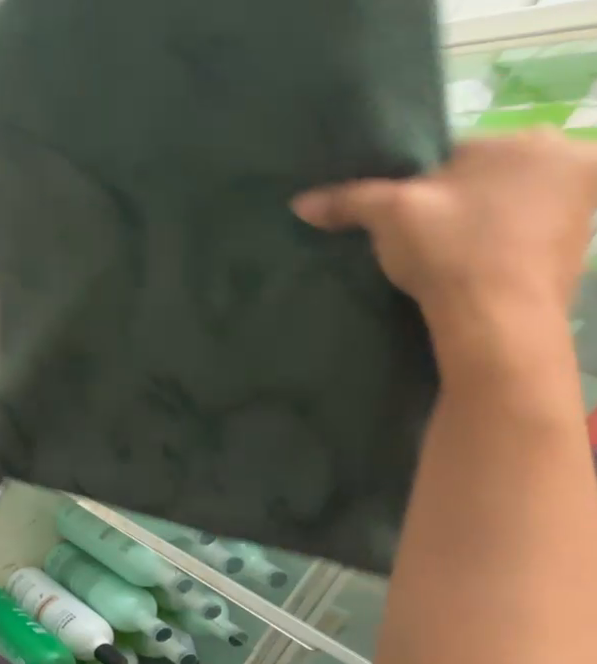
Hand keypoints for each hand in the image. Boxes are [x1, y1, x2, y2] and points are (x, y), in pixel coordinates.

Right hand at [293, 131, 596, 341]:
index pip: (449, 154)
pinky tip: (468, 262)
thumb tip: (301, 202)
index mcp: (527, 140)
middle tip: (412, 234)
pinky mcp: (578, 236)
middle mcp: (568, 156)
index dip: (410, 185)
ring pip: (500, 201)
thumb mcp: (388, 215)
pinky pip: (521, 227)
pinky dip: (493, 240)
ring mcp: (581, 198)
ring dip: (470, 220)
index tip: (390, 214)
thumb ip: (348, 200)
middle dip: (446, 200)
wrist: (497, 315)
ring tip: (438, 251)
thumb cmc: (450, 249)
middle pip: (479, 176)